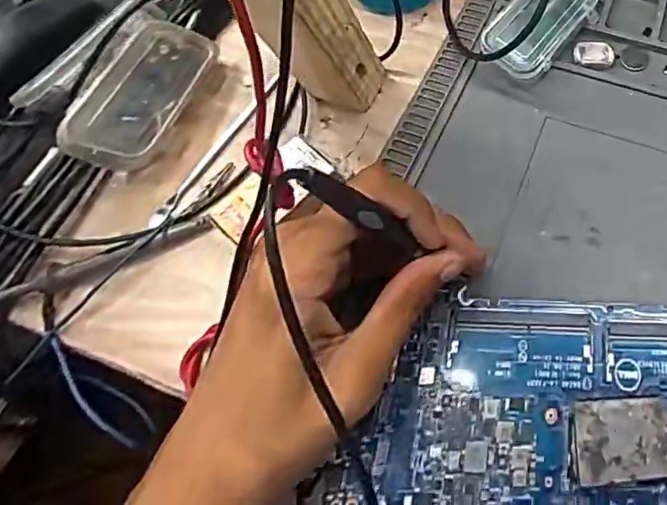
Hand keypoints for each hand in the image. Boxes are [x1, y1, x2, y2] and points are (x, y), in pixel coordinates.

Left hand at [133, 166, 486, 503]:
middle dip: (422, 221)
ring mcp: (286, 254)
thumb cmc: (274, 432)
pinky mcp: (291, 271)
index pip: (371, 192)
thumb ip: (403, 306)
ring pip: (363, 216)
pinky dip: (385, 253)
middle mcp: (288, 242)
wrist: (205, 476)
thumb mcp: (353, 376)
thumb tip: (452, 258)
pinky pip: (348, 241)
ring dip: (408, 236)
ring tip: (446, 266)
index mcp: (296, 259)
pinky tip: (412, 276)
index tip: (453, 249)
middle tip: (461, 257)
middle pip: (370, 198)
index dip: (421, 211)